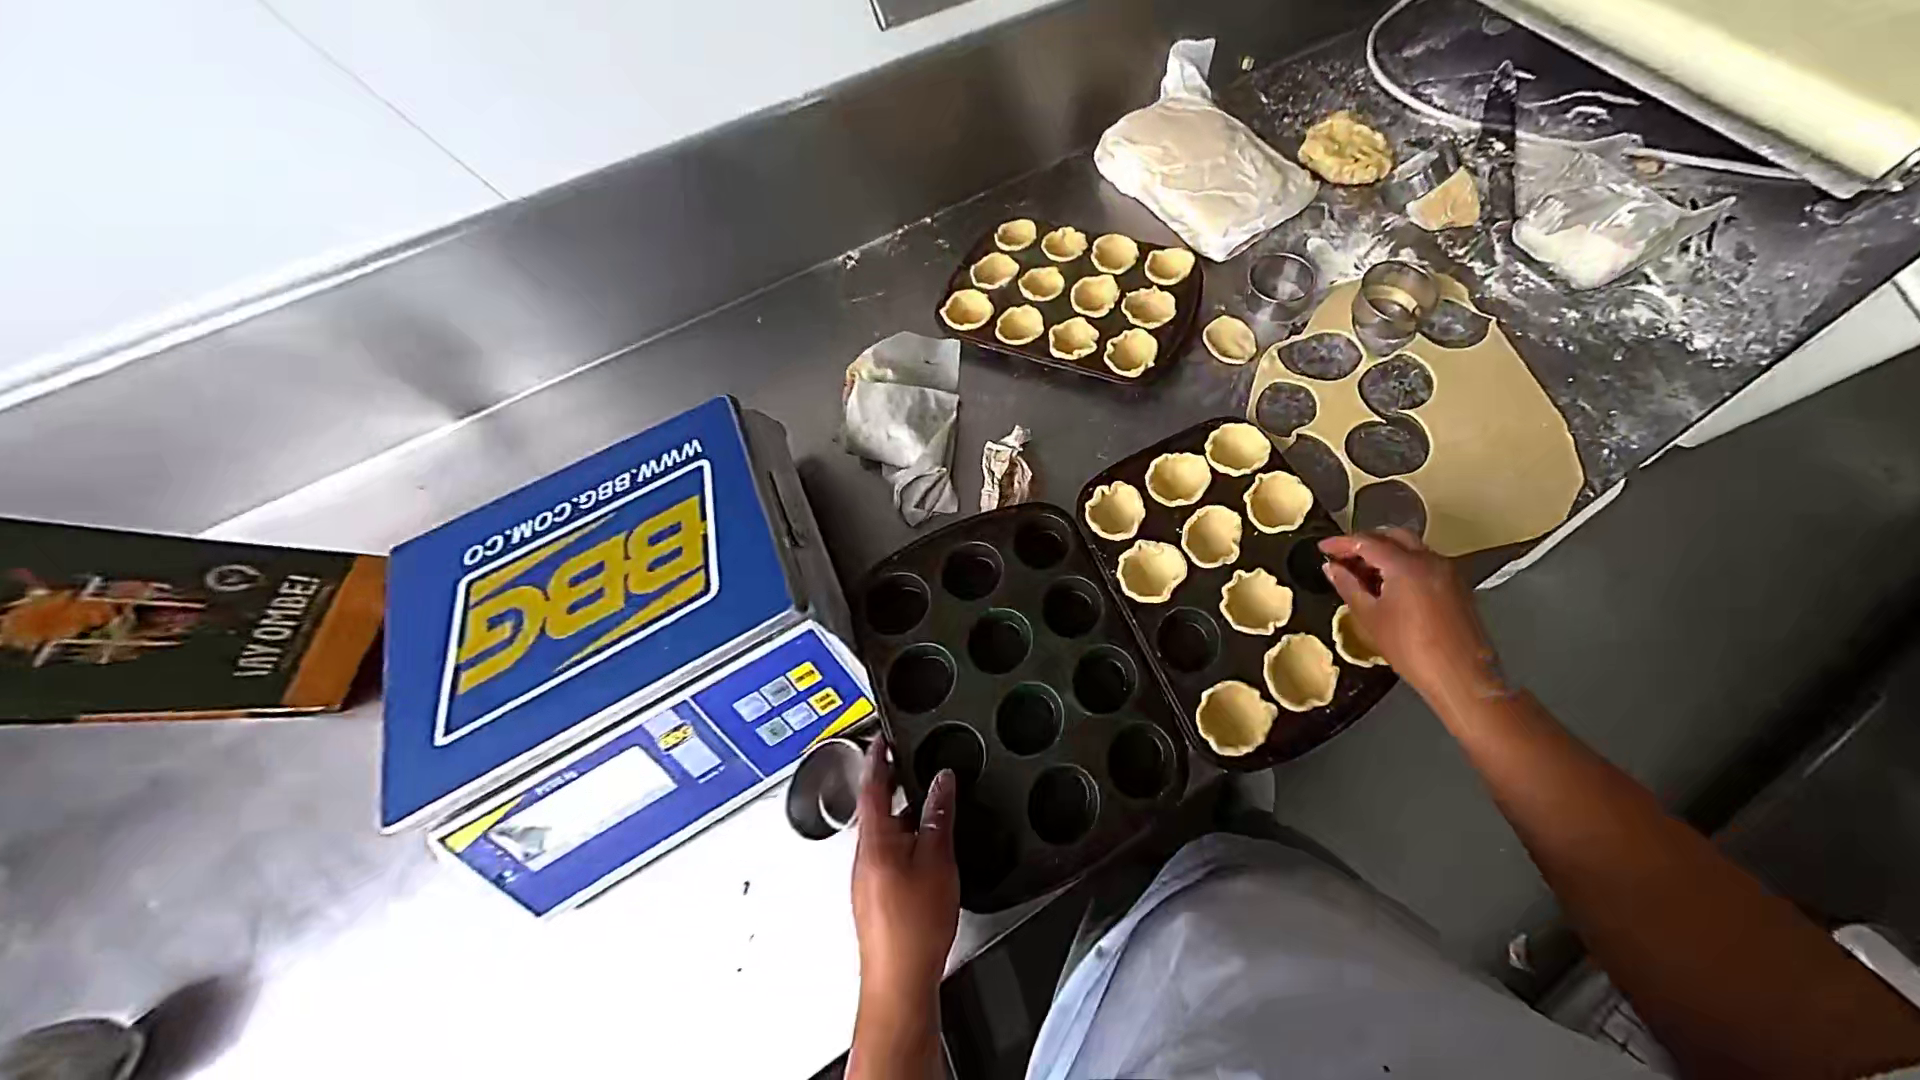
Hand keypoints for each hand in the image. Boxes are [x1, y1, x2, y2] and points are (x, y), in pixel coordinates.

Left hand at [852, 739, 958, 1002]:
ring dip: (902, 815)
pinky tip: (923, 850)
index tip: (881, 739)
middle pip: (875, 808)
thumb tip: (941, 783)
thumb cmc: (914, 930)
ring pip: (882, 832)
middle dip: (893, 786)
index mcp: (874, 841)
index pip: (871, 786)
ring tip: (927, 808)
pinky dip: (903, 839)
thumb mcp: (937, 861)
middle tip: (909, 768)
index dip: (877, 758)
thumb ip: (939, 816)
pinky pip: (886, 853)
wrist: (899, 985)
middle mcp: (863, 856)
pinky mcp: (873, 895)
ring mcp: (866, 877)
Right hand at [1317, 528, 1506, 703]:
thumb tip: (1332, 568)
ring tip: (1359, 572)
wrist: (1460, 677)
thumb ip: (1348, 586)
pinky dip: (1401, 564)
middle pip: (1392, 536)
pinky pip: (1423, 563)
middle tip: (1341, 556)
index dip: (1341, 542)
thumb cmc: (1412, 649)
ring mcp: (1447, 572)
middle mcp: (1431, 561)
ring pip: (1410, 548)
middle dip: (1364, 542)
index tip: (1323, 547)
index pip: (1367, 542)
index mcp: (1407, 566)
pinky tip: (1385, 583)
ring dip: (1383, 552)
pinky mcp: (1456, 586)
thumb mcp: (1369, 617)